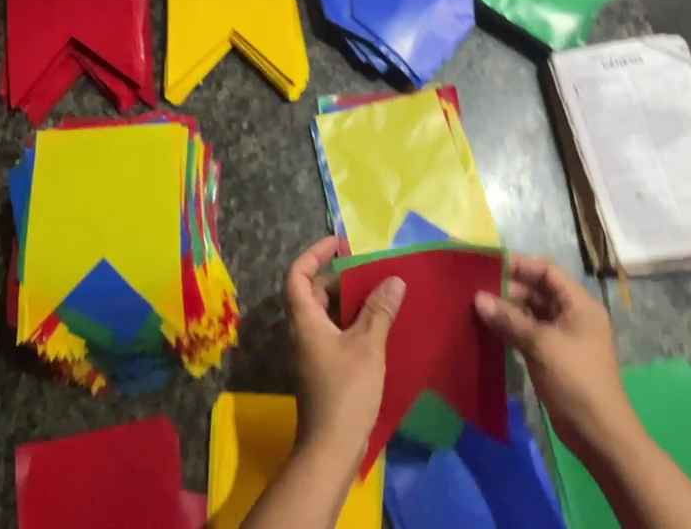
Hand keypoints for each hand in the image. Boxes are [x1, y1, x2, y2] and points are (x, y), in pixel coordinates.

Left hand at [283, 236, 405, 471]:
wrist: (331, 447)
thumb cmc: (345, 392)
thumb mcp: (367, 346)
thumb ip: (379, 311)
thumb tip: (394, 279)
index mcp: (303, 320)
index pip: (297, 274)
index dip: (314, 253)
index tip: (339, 243)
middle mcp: (300, 331)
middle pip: (310, 291)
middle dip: (336, 275)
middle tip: (367, 269)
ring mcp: (309, 351)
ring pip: (322, 313)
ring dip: (345, 300)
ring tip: (377, 293)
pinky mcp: (320, 367)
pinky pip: (331, 331)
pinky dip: (349, 321)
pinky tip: (376, 325)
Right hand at [474, 254, 630, 435]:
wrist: (598, 433)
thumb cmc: (575, 380)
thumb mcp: (540, 345)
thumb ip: (509, 319)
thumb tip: (478, 297)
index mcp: (579, 304)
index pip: (547, 271)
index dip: (520, 265)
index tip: (488, 266)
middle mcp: (573, 315)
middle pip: (538, 291)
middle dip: (509, 289)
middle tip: (476, 290)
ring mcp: (564, 337)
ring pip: (532, 313)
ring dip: (508, 310)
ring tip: (477, 308)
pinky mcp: (554, 356)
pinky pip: (530, 333)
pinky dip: (512, 329)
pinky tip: (489, 330)